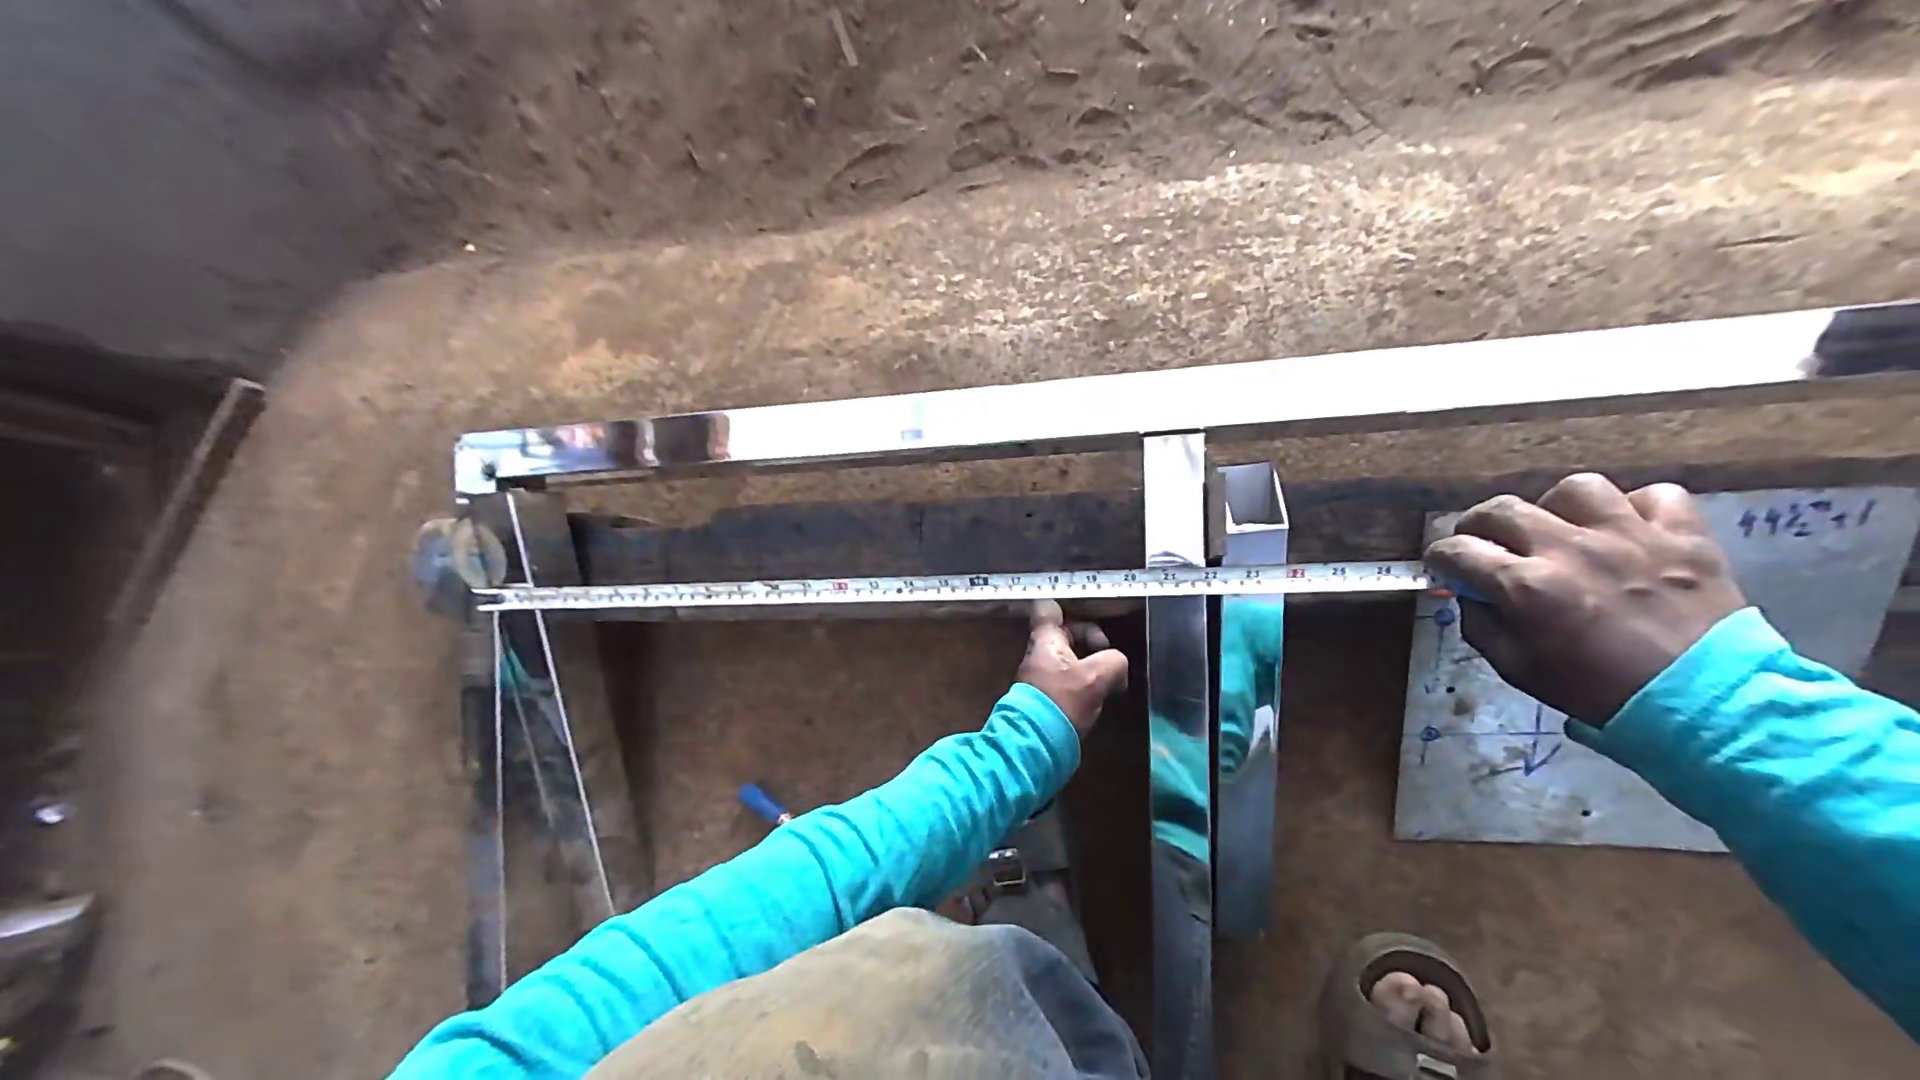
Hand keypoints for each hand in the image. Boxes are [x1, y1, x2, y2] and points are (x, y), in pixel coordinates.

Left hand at [1017, 600, 1128, 736]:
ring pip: (1071, 655)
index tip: (1090, 612)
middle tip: (1108, 656)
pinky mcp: (1048, 694)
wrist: (1036, 743)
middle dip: (1092, 640)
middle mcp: (1040, 651)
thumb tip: (1117, 666)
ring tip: (1110, 679)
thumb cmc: (1063, 701)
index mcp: (1046, 639)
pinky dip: (1085, 680)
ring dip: (1091, 663)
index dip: (1069, 605)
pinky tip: (1100, 694)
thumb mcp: (1096, 677)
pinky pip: (1070, 676)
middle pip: (1067, 631)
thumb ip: (1114, 661)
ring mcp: (1042, 673)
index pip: (1048, 608)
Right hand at [1423, 473, 1746, 725]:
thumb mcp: (1516, 666)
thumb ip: (1482, 623)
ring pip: (1576, 489)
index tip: (1445, 567)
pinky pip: (1656, 496)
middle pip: (1501, 509)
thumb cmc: (1599, 690)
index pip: (1456, 551)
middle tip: (1485, 542)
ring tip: (1560, 528)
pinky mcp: (1684, 537)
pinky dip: (1635, 508)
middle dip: (1478, 525)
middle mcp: (1570, 550)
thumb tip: (1471, 593)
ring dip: (1555, 507)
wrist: (1707, 704)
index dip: (1441, 558)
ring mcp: (1631, 537)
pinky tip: (1626, 530)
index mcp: (1525, 586)